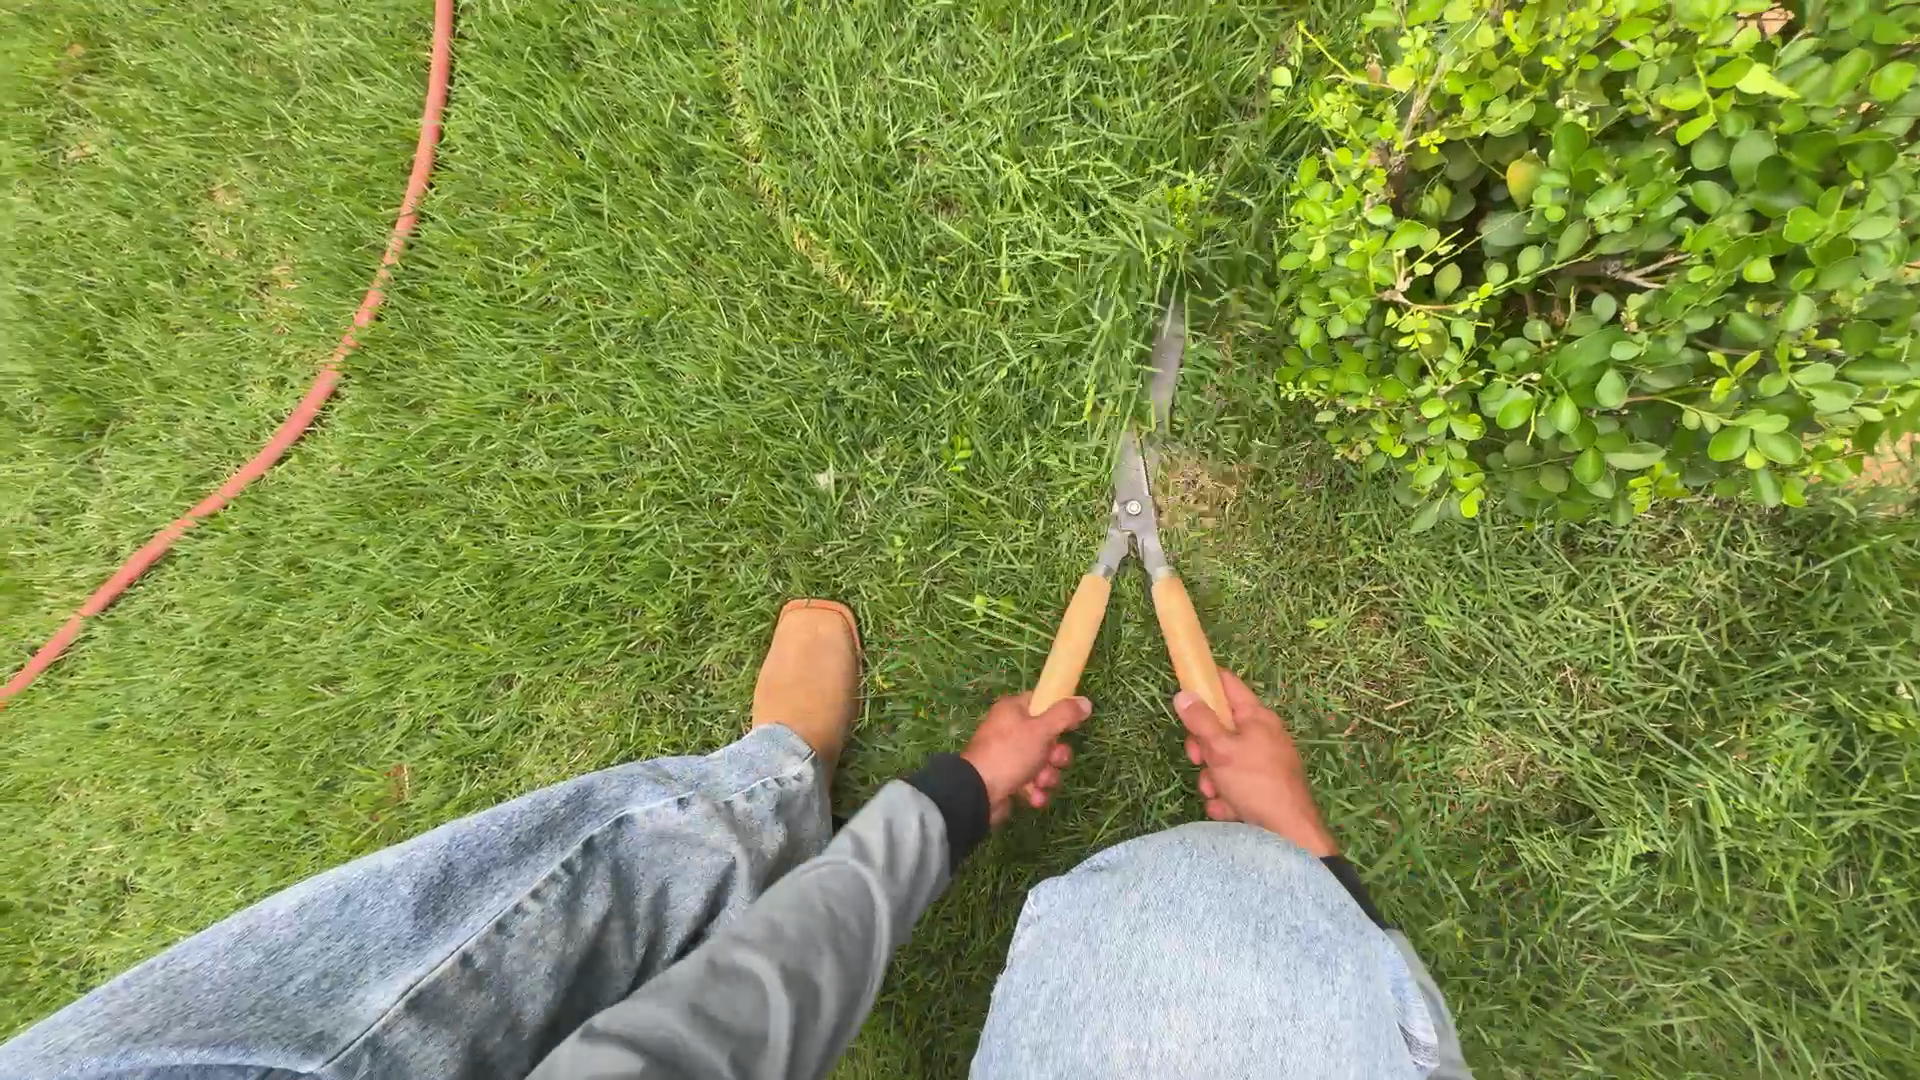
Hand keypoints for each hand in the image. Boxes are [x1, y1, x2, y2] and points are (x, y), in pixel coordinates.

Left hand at [961, 694, 1089, 824]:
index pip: (1041, 703)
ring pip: (1043, 763)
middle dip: (1056, 755)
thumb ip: (1064, 715)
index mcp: (1013, 710)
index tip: (1070, 726)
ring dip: (1048, 776)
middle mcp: (1010, 730)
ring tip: (1039, 782)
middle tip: (1053, 760)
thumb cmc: (1010, 753)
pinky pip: (1033, 783)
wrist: (978, 793)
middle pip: (1047, 737)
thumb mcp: (1040, 729)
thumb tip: (1085, 701)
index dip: (1059, 714)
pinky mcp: (1010, 780)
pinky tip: (1033, 797)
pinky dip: (1036, 791)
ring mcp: (1009, 757)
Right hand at [1174, 669, 1338, 856]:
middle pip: (1219, 725)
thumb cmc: (1255, 782)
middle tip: (1197, 758)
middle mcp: (1262, 735)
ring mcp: (1263, 762)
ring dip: (1211, 776)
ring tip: (1214, 791)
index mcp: (1256, 716)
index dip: (1203, 681)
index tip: (1182, 690)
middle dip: (1202, 745)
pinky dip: (1225, 795)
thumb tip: (1183, 694)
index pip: (1226, 683)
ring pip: (1222, 758)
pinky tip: (1225, 808)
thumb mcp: (1221, 748)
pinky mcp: (1262, 788)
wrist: (1289, 835)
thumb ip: (1200, 720)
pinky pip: (1233, 783)